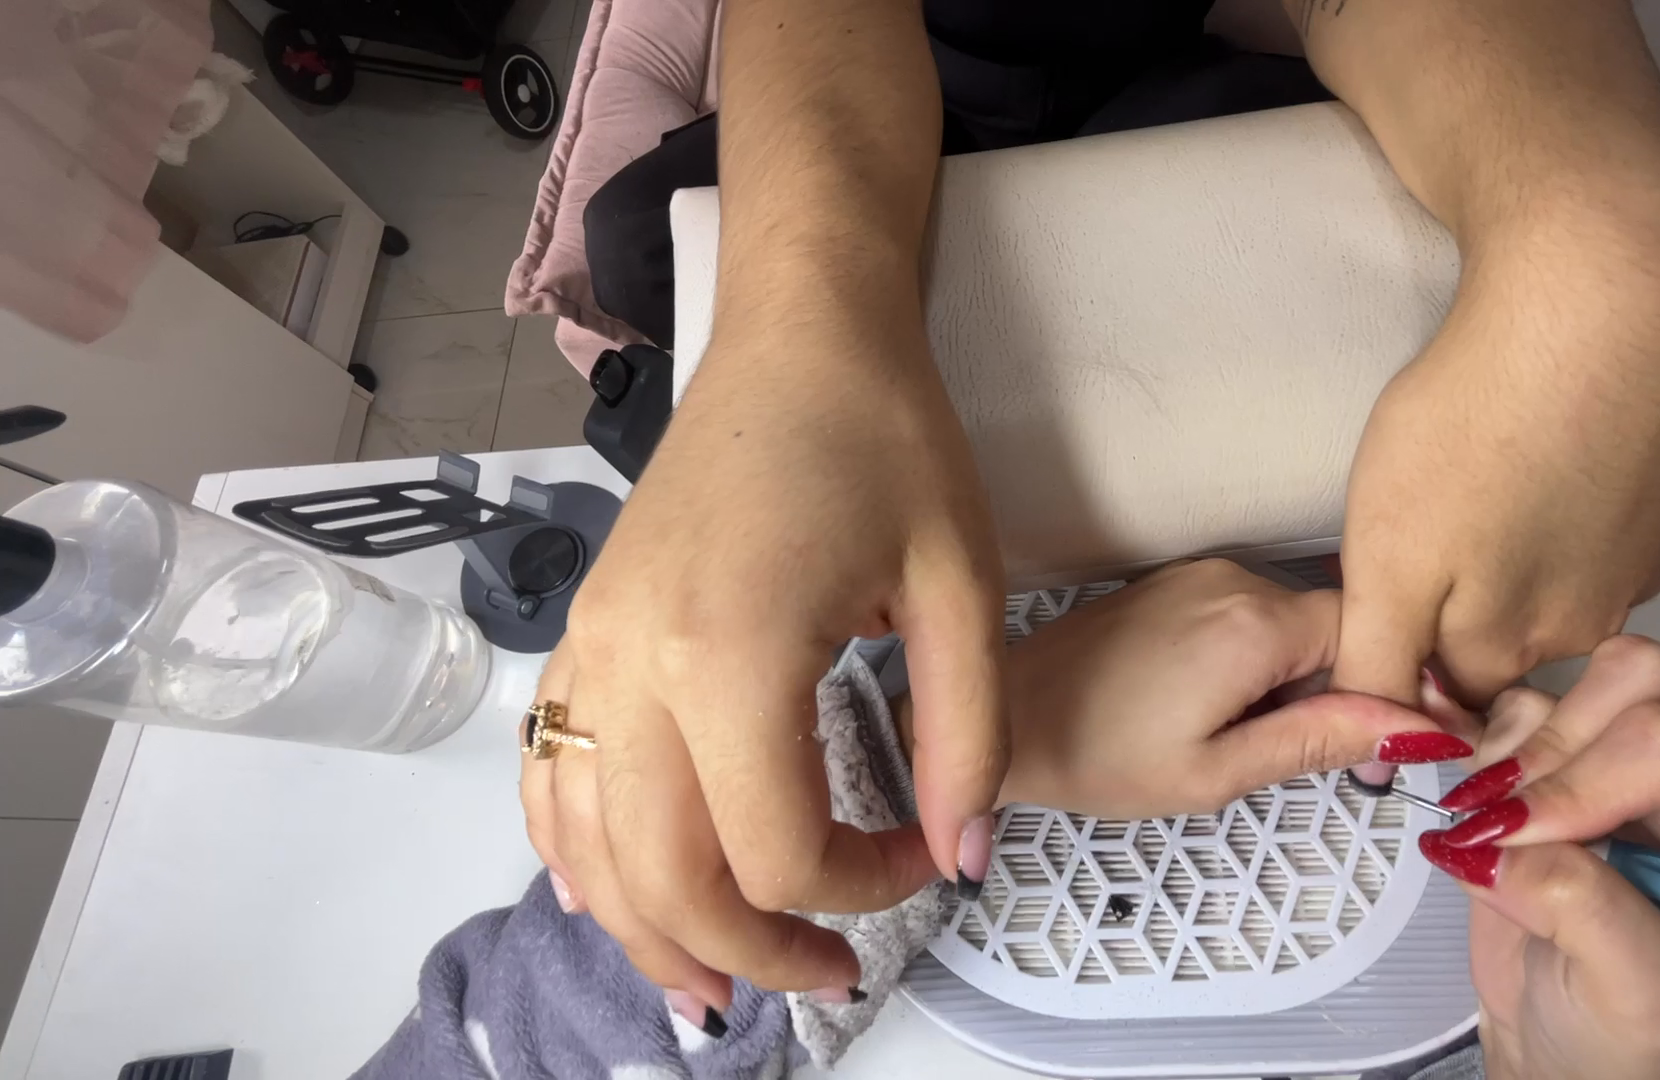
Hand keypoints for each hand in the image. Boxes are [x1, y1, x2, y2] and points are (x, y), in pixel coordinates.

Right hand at [521, 324, 1005, 1009]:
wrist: (802, 339)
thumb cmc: (889, 441)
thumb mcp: (960, 585)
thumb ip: (968, 732)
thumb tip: (962, 854)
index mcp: (731, 654)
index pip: (780, 848)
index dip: (867, 886)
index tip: (925, 856)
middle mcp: (631, 663)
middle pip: (666, 877)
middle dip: (754, 951)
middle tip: (828, 977)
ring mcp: (590, 644)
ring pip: (590, 847)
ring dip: (656, 931)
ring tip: (727, 978)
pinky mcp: (588, 625)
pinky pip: (557, 775)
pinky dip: (589, 855)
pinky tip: (631, 884)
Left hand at [986, 559, 1474, 817]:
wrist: (1007, 714)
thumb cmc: (1102, 757)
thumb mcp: (1217, 770)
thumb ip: (1318, 738)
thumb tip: (1418, 722)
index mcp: (1253, 620)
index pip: (1366, 629)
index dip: (1378, 685)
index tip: (1354, 741)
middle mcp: (1228, 576)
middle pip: (1325, 622)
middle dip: (1320, 684)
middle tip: (1263, 745)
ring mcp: (1191, 572)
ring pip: (1282, 617)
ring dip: (1279, 671)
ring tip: (1219, 724)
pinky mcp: (1165, 581)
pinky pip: (1237, 610)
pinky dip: (1242, 653)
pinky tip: (1193, 695)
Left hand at [1333, 278, 1659, 706]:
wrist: (1597, 306)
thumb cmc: (1467, 432)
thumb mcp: (1383, 562)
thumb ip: (1382, 659)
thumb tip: (1387, 740)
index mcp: (1512, 635)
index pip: (1456, 689)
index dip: (1415, 660)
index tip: (1393, 612)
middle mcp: (1597, 612)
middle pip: (1512, 638)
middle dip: (1465, 607)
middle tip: (1435, 528)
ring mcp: (1659, 550)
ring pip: (1571, 580)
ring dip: (1529, 550)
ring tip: (1492, 480)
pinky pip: (1628, 519)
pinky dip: (1592, 497)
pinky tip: (1567, 448)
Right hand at [1420, 636, 1659, 1079]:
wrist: (1560, 1039)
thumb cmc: (1626, 1036)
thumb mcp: (1643, 999)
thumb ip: (1584, 909)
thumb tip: (1491, 838)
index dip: (1580, 785)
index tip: (1518, 841)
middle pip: (1633, 683)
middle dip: (1545, 746)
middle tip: (1496, 811)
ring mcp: (1602, 771)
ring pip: (1554, 693)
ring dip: (1499, 749)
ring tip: (1474, 814)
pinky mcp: (1533, 769)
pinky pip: (1497, 710)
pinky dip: (1459, 726)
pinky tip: (1448, 763)